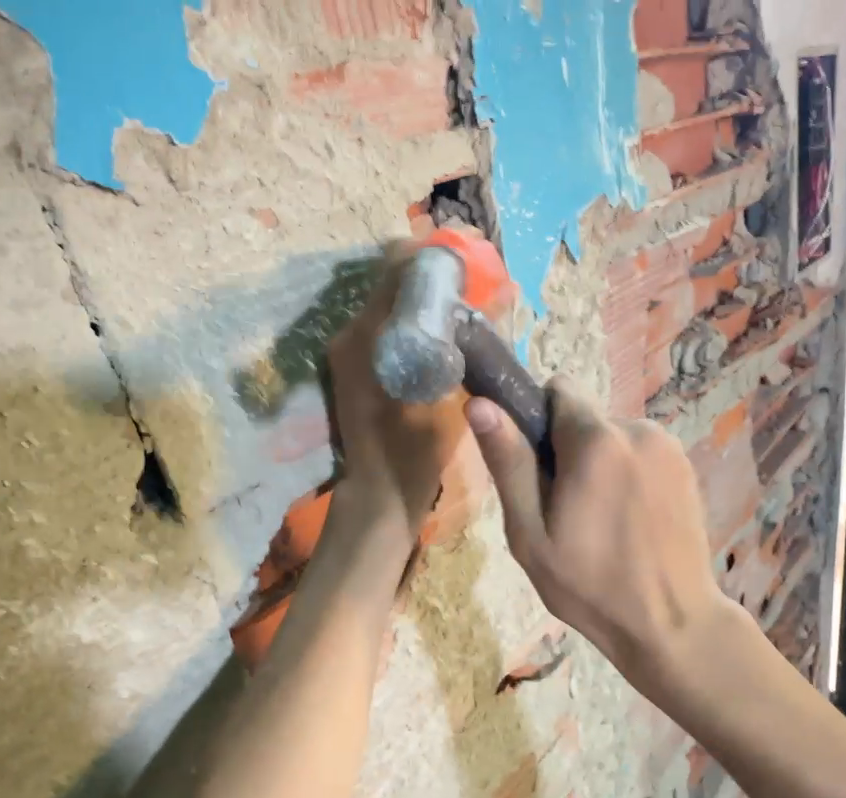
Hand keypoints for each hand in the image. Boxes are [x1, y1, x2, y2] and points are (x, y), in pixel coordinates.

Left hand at [324, 252, 467, 547]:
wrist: (379, 493)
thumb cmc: (417, 449)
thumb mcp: (453, 393)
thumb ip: (473, 340)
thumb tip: (499, 295)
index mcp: (372, 334)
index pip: (400, 264)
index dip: (437, 256)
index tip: (470, 263)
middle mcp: (351, 332)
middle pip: (391, 277)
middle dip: (431, 273)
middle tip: (470, 283)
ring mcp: (345, 348)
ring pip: (385, 299)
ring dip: (419, 295)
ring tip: (458, 307)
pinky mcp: (348, 364)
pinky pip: (380, 324)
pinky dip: (408, 318)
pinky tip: (437, 333)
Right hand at [466, 380, 736, 681]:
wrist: (672, 624)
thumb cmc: (588, 586)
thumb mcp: (530, 533)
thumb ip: (508, 463)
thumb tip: (479, 403)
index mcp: (596, 441)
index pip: (557, 389)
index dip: (537, 423)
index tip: (534, 469)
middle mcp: (638, 429)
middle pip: (585, 419)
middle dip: (568, 451)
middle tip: (564, 512)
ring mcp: (669, 448)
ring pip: (613, 438)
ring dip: (599, 465)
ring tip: (599, 524)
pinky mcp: (687, 468)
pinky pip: (640, 455)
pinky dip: (627, 478)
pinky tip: (628, 525)